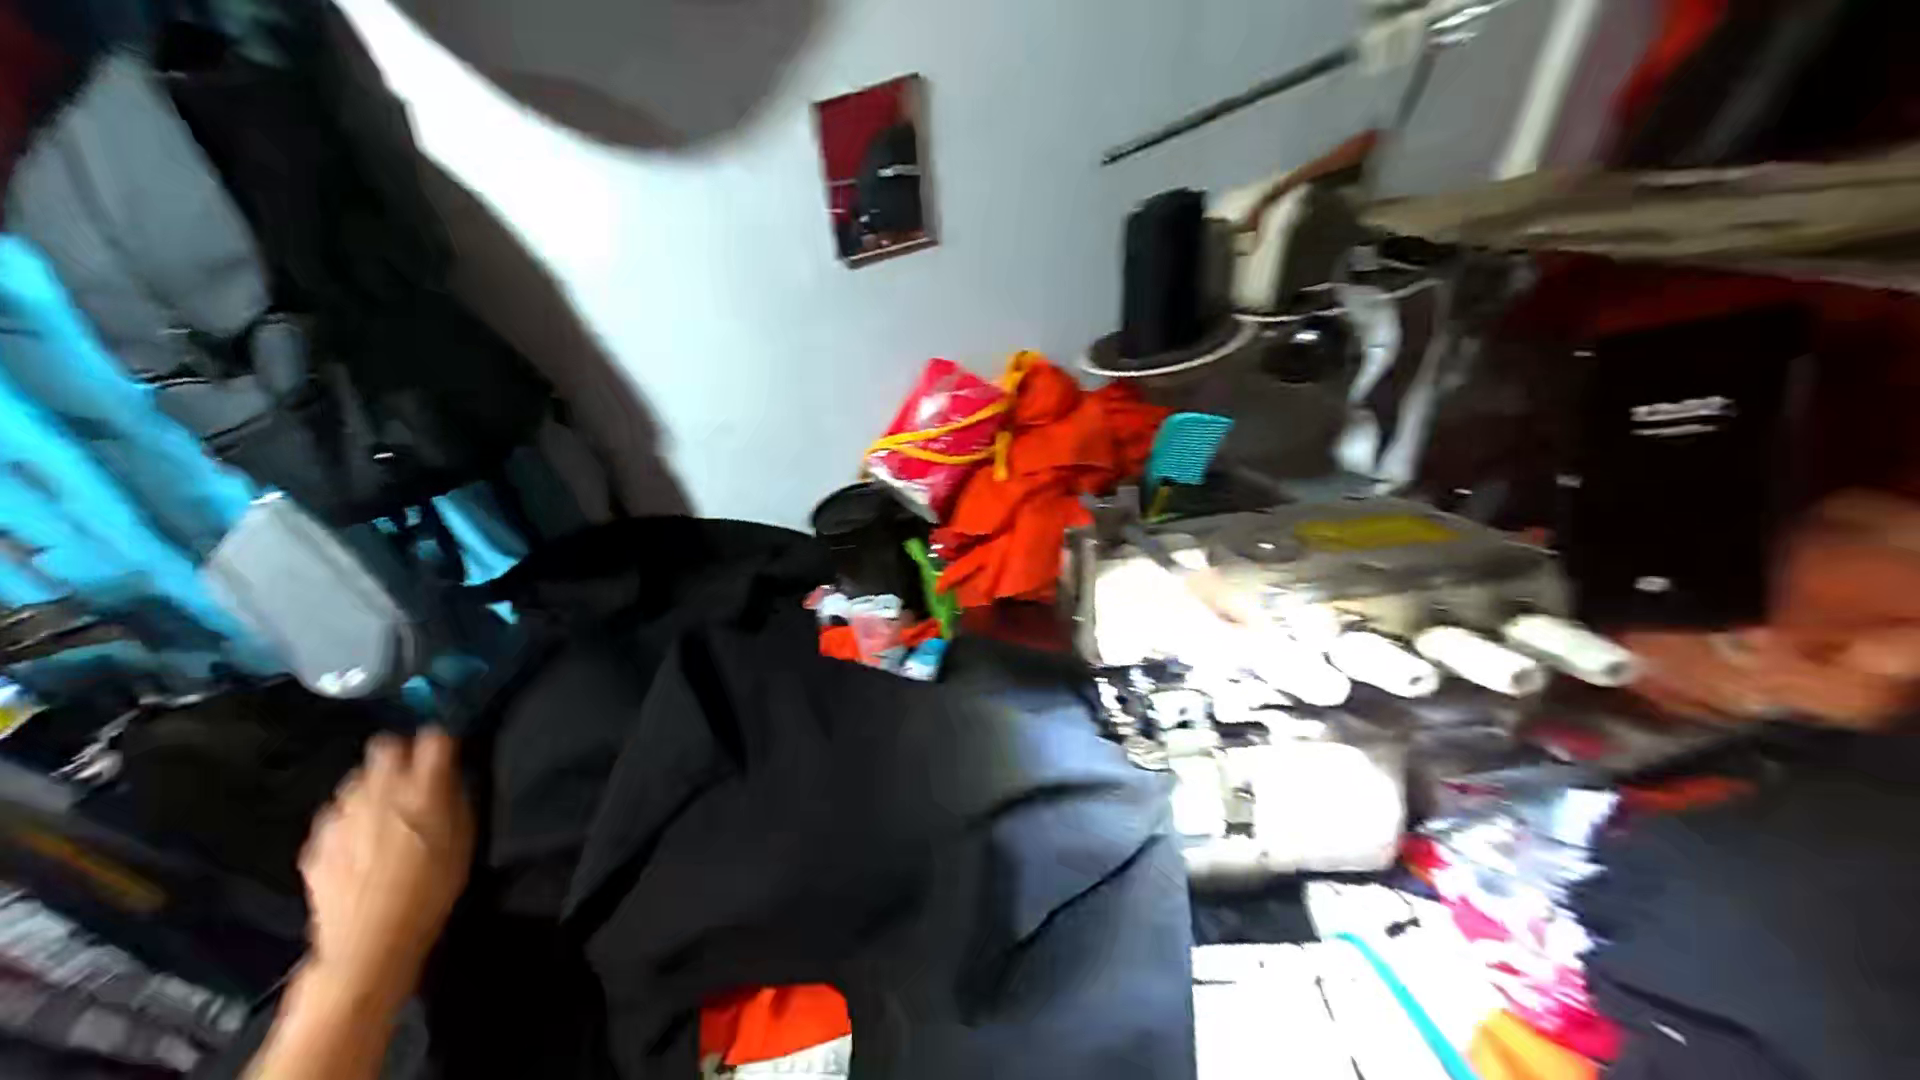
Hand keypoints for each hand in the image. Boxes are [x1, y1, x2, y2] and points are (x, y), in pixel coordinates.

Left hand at [297, 729, 474, 1006]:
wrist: (370, 941)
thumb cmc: (433, 887)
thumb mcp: (464, 836)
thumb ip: (455, 796)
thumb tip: (449, 775)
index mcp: (423, 787)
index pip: (434, 737)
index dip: (442, 741)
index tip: (447, 752)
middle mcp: (379, 791)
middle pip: (385, 746)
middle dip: (401, 755)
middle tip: (414, 777)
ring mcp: (341, 815)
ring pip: (357, 779)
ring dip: (374, 787)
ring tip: (386, 813)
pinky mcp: (317, 841)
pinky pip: (337, 814)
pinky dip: (351, 819)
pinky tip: (361, 844)